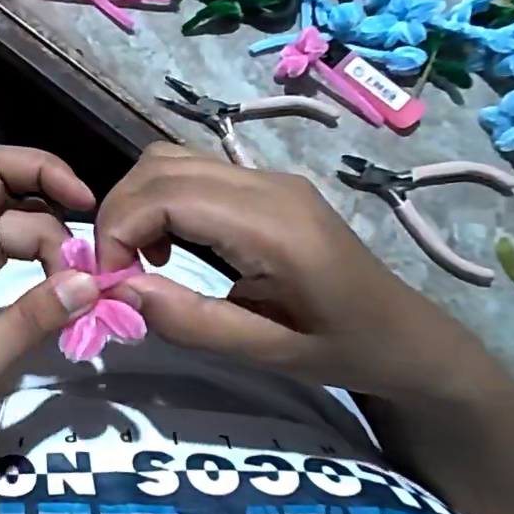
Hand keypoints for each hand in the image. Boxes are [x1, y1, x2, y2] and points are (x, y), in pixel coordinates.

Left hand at [0, 146, 102, 472]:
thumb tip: (91, 282)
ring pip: (20, 230)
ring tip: (82, 297)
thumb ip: (32, 320)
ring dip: (55, 255)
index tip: (84, 201)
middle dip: (60, 228)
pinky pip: (13, 258)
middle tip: (91, 278)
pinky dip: (43, 272)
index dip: (42, 167)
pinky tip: (63, 299)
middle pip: (17, 201)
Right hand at [95, 144, 495, 393]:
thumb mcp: (268, 354)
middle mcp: (267, 184)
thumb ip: (192, 323)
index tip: (109, 282)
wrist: (405, 332)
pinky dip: (159, 200)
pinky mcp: (264, 184)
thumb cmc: (343, 349)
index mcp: (273, 225)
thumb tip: (119, 290)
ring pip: (170, 159)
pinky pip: (191, 171)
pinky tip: (168, 245)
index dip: (119, 229)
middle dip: (118, 215)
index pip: (168, 193)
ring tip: (140, 260)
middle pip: (160, 165)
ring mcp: (267, 177)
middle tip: (115, 273)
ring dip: (137, 203)